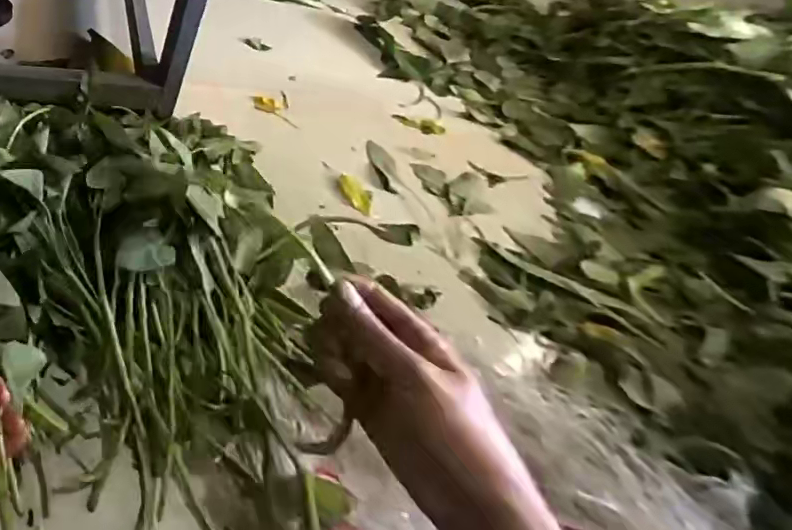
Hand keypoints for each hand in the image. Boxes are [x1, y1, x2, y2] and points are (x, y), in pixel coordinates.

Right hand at [320, 277, 557, 529]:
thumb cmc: (455, 433)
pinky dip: (330, 372)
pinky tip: (336, 384)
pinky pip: (337, 373)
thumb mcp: (415, 377)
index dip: (345, 289)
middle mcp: (392, 350)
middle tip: (334, 341)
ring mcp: (377, 377)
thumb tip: (337, 285)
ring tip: (338, 371)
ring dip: (329, 349)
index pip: (373, 296)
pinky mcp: (363, 403)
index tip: (319, 292)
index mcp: (415, 337)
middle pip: (349, 318)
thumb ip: (373, 333)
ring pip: (338, 344)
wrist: (473, 507)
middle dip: (334, 323)